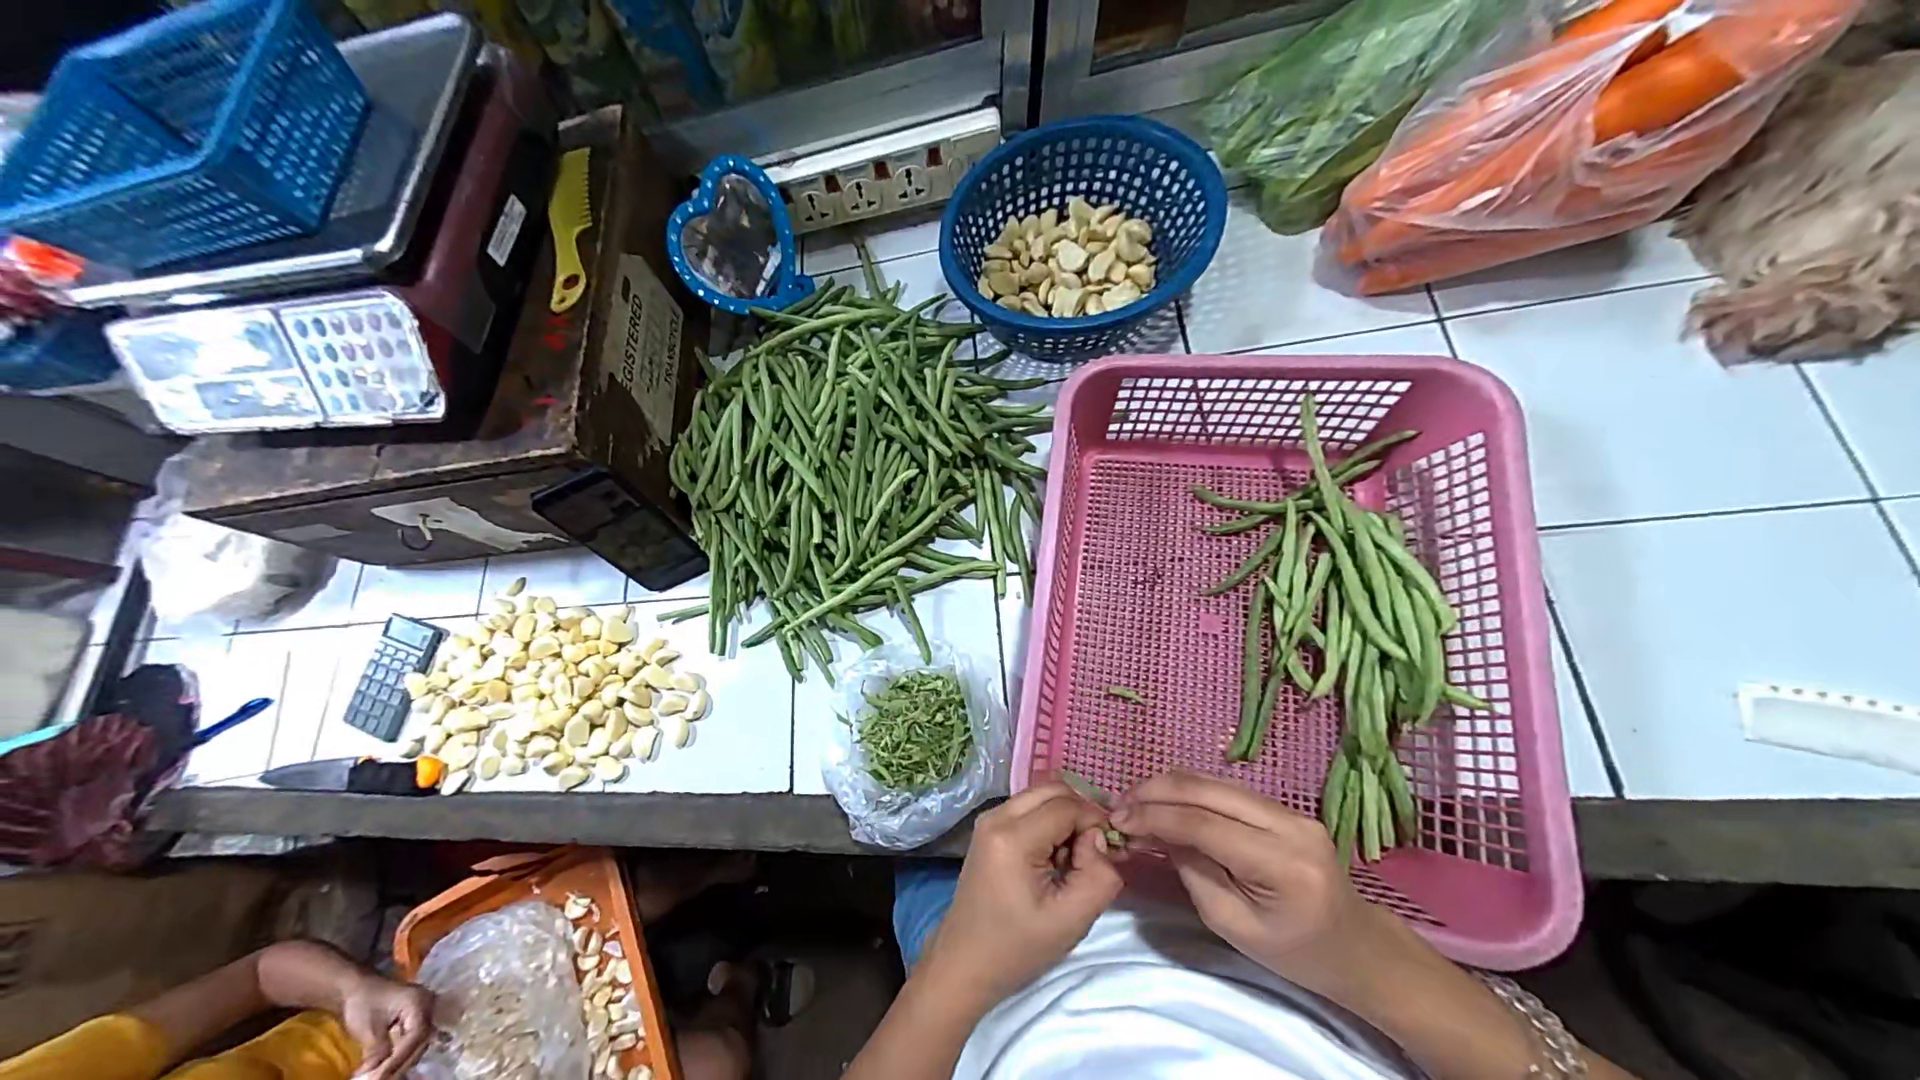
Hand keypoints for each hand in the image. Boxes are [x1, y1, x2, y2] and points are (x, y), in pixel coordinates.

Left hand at [339, 973, 432, 1079]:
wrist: (359, 990)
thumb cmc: (364, 1003)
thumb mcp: (368, 1028)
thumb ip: (377, 1049)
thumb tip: (378, 1073)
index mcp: (419, 1003)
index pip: (417, 1034)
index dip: (401, 1058)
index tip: (381, 1077)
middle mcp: (428, 1007)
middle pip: (421, 1041)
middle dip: (402, 1063)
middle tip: (381, 1079)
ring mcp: (424, 1013)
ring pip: (419, 1043)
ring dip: (402, 1062)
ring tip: (383, 1076)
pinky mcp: (416, 1021)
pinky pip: (414, 1041)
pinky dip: (401, 1057)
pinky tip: (388, 1068)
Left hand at [917, 782, 1123, 1007]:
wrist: (965, 962)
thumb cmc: (1017, 947)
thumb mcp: (1072, 920)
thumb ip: (1099, 875)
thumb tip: (1099, 838)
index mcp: (1013, 837)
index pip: (1068, 806)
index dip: (1094, 823)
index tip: (1106, 854)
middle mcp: (996, 816)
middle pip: (1053, 790)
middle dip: (1080, 814)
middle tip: (1091, 853)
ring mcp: (989, 819)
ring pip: (1041, 796)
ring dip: (1065, 818)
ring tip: (1070, 860)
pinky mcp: (989, 827)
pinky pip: (1029, 808)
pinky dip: (1049, 822)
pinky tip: (1051, 859)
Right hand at [1110, 771, 1368, 987]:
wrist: (1358, 949)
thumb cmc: (1295, 953)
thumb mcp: (1233, 925)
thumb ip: (1193, 871)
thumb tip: (1156, 831)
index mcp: (1282, 863)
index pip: (1203, 823)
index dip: (1154, 816)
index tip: (1117, 820)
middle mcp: (1289, 823)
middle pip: (1207, 789)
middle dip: (1155, 791)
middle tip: (1118, 805)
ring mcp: (1289, 809)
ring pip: (1213, 781)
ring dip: (1168, 787)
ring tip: (1134, 802)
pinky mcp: (1283, 806)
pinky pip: (1225, 789)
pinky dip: (1189, 792)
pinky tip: (1165, 802)